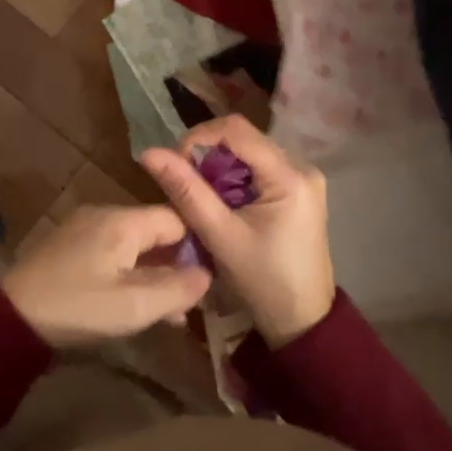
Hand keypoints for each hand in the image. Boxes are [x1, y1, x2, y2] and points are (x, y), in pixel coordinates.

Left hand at [0, 205, 211, 347]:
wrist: (12, 314)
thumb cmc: (78, 306)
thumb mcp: (134, 305)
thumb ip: (177, 290)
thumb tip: (208, 275)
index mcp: (122, 221)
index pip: (175, 219)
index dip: (198, 247)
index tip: (213, 279)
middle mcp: (104, 215)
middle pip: (154, 232)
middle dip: (176, 265)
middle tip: (193, 304)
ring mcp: (84, 229)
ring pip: (134, 245)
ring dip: (154, 275)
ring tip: (170, 315)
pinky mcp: (70, 247)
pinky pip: (113, 253)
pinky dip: (130, 274)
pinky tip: (135, 305)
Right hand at [139, 116, 335, 346]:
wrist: (303, 320)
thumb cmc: (262, 281)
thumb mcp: (219, 235)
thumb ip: (185, 191)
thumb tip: (148, 152)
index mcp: (290, 176)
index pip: (235, 130)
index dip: (198, 138)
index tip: (175, 164)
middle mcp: (302, 167)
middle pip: (243, 138)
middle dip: (207, 154)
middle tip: (183, 182)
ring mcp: (303, 178)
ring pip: (248, 151)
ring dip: (218, 166)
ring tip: (200, 195)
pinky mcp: (298, 190)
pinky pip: (258, 167)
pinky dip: (233, 177)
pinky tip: (222, 202)